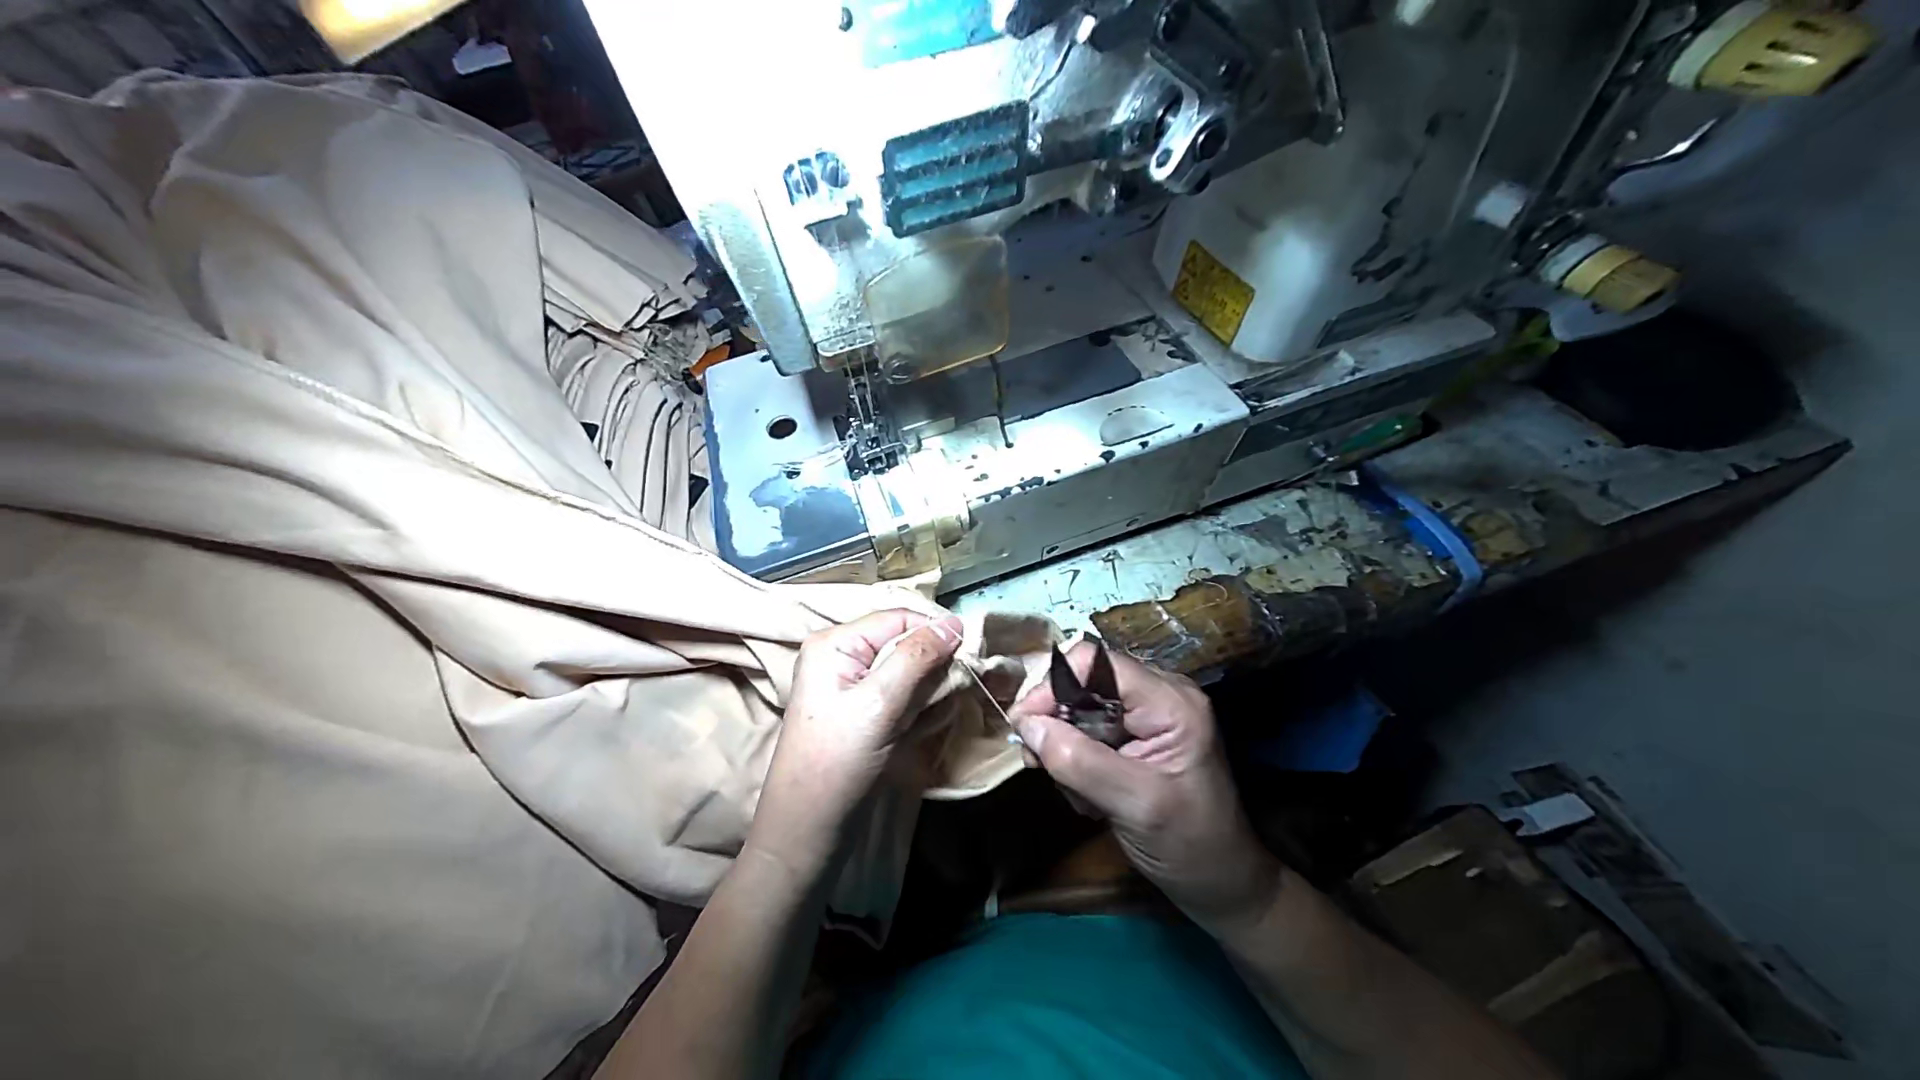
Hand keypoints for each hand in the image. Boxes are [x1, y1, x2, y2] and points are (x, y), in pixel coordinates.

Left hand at [751, 609, 963, 873]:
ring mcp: (853, 686)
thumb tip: (955, 623)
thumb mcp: (879, 704)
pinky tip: (911, 735)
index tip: (969, 657)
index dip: (935, 633)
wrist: (808, 830)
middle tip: (933, 703)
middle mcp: (843, 656)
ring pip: (911, 673)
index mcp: (836, 643)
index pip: (900, 618)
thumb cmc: (837, 764)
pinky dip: (916, 714)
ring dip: (925, 697)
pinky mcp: (864, 712)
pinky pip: (904, 698)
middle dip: (930, 671)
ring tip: (915, 725)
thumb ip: (917, 657)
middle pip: (907, 643)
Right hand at [1011, 642, 1281, 935]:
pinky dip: (1075, 760)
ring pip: (1078, 709)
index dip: (1053, 685)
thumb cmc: (1192, 846)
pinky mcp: (1135, 736)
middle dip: (1056, 724)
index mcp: (1170, 701)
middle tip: (1040, 765)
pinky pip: (1086, 731)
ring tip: (1079, 796)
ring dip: (1064, 750)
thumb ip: (1079, 761)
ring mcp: (1146, 715)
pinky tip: (1089, 796)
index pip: (1095, 662)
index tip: (1024, 726)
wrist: (1222, 883)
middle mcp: (1157, 695)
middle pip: (1082, 682)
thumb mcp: (1135, 805)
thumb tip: (1027, 725)